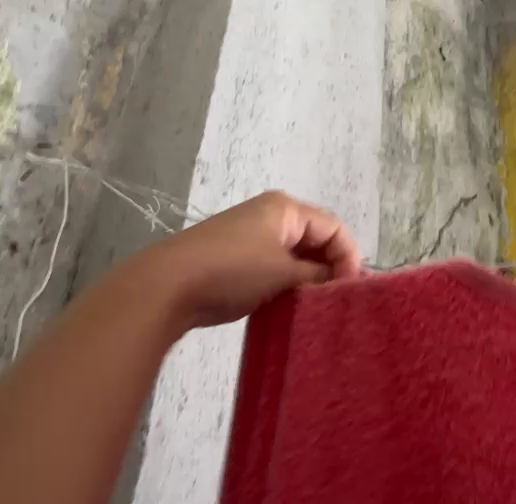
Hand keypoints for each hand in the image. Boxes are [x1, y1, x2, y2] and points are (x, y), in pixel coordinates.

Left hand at [139, 190, 363, 330]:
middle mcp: (271, 215)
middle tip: (336, 300)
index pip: (333, 227)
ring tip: (314, 306)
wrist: (165, 286)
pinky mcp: (234, 258)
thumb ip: (317, 275)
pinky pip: (273, 267)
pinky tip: (287, 306)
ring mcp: (250, 236)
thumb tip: (338, 281)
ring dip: (307, 278)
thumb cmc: (231, 270)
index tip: (350, 290)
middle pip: (315, 238)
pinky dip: (285, 283)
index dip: (348, 256)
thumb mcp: (282, 273)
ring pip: (294, 255)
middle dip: (329, 266)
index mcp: (286, 208)